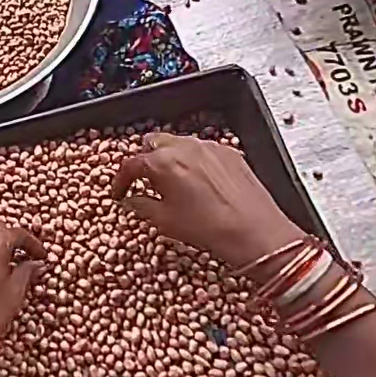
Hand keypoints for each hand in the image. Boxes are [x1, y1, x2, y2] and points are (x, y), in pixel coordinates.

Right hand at [110, 133, 306, 266]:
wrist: (255, 233)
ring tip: (169, 182)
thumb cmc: (210, 228)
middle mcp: (185, 148)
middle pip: (152, 143)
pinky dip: (191, 160)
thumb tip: (131, 201)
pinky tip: (195, 182)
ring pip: (177, 143)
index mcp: (163, 162)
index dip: (120, 180)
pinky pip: (201, 149)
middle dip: (144, 161)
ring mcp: (209, 147)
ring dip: (167, 158)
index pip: (131, 164)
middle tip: (143, 182)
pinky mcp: (229, 152)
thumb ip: (141, 205)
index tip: (120, 192)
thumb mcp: (164, 221)